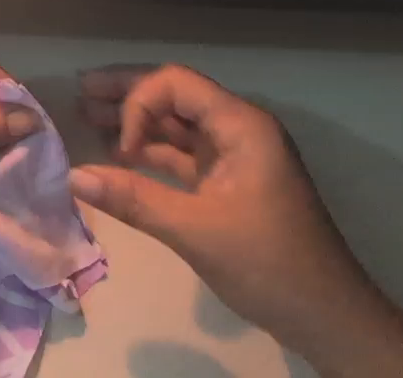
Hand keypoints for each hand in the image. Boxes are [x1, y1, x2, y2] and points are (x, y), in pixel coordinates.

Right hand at [70, 65, 402, 377]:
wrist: (329, 319)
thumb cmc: (269, 266)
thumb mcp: (197, 231)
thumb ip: (134, 199)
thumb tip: (73, 176)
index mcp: (242, 125)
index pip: (176, 84)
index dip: (138, 104)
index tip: (121, 150)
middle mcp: (238, 129)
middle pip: (174, 96)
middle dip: (127, 93)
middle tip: (81, 90)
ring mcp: (234, 156)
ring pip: (176, 124)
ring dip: (135, 121)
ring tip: (86, 114)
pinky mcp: (228, 182)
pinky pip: (182, 153)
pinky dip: (150, 151)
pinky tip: (117, 155)